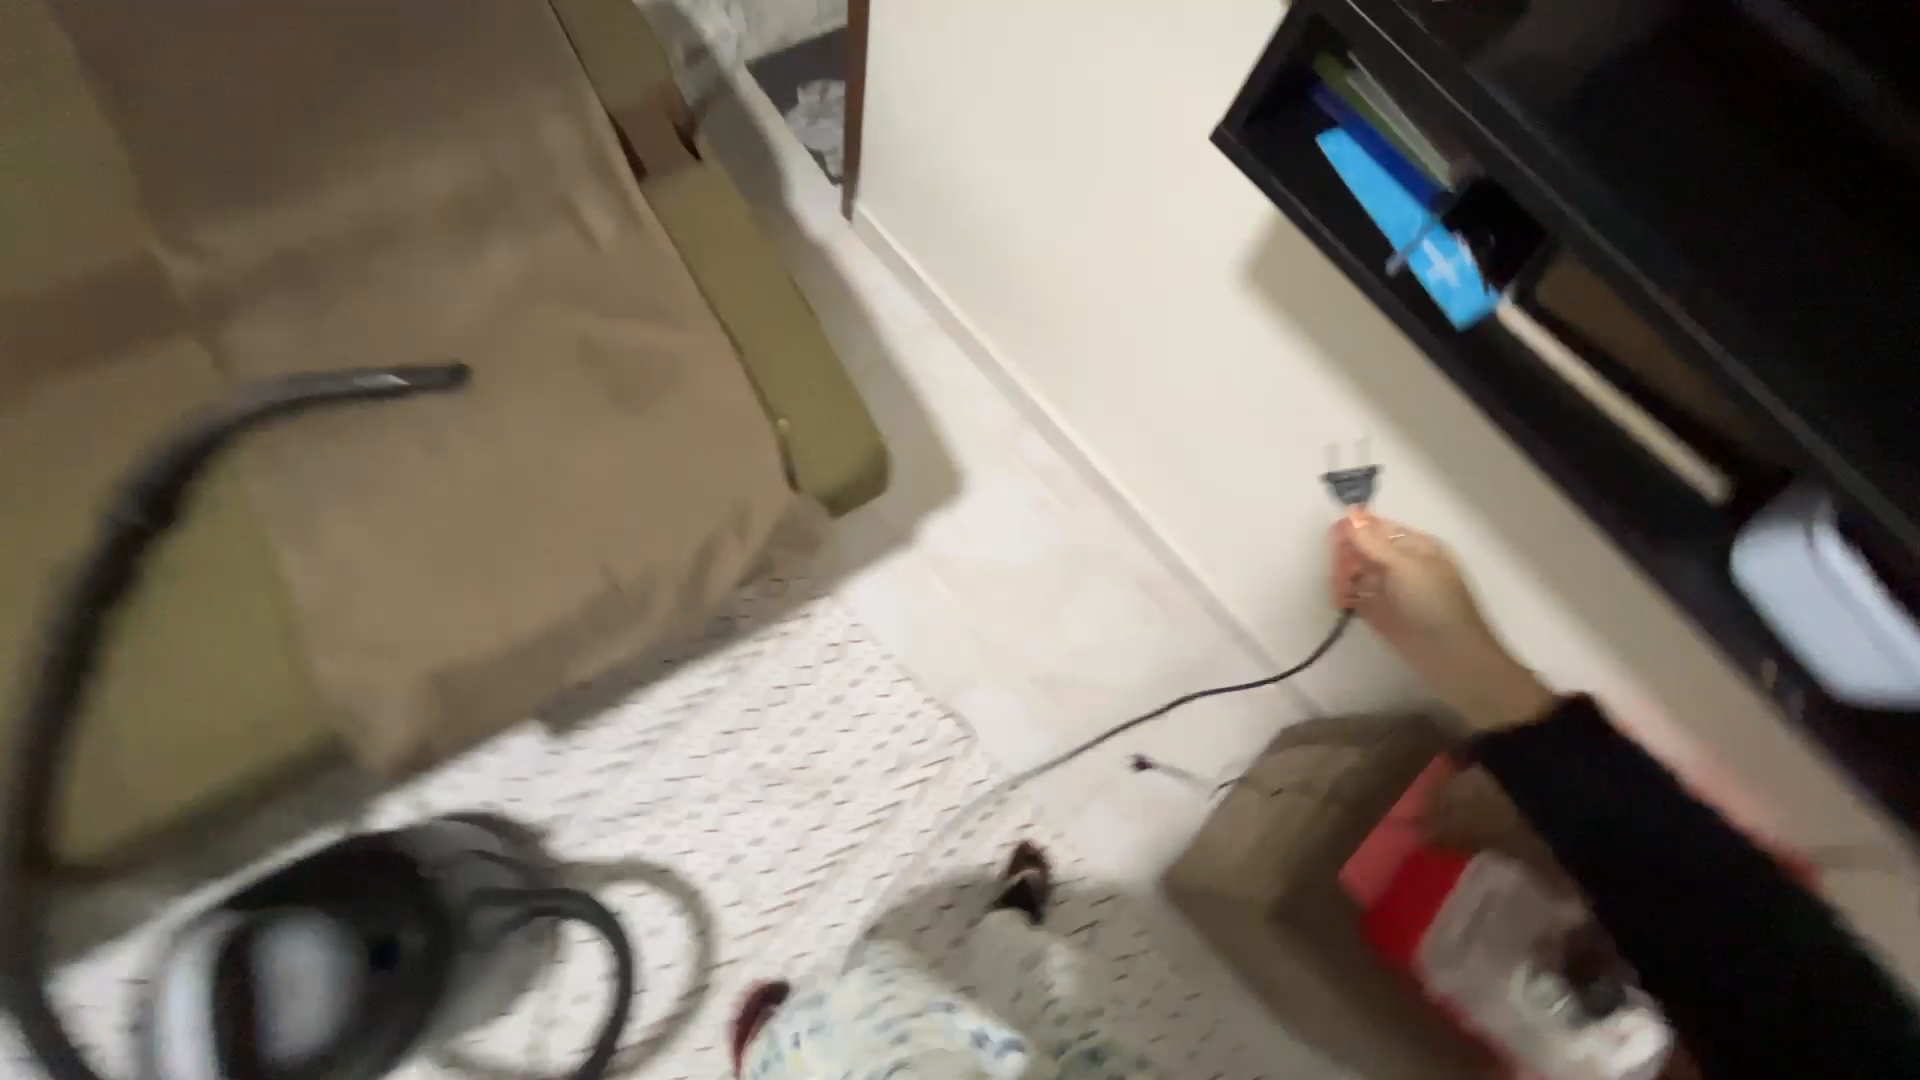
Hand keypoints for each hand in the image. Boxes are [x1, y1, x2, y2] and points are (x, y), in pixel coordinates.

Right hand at [1330, 514, 1555, 730]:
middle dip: (1347, 557)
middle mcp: (1403, 564)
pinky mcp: (1379, 612)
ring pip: (1356, 572)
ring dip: (1343, 577)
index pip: (1377, 528)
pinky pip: (1355, 596)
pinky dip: (1344, 596)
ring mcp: (1390, 589)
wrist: (1450, 658)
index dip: (1355, 530)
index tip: (1333, 539)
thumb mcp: (1404, 567)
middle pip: (1362, 549)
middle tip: (1340, 573)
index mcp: (1417, 547)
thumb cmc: (1434, 605)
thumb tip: (1348, 514)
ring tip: (1340, 592)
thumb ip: (1372, 542)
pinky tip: (1341, 602)